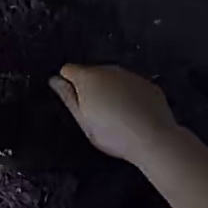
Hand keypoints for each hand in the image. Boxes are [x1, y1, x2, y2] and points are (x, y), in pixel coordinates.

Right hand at [48, 64, 184, 165]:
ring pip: (113, 79)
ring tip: (117, 116)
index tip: (76, 103)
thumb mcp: (83, 120)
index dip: (68, 84)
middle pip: (92, 73)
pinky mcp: (149, 84)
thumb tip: (54, 79)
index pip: (68, 69)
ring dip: (110, 90)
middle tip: (97, 114)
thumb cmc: (111, 133)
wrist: (153, 138)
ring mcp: (131, 75)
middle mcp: (109, 69)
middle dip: (91, 87)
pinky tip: (135, 115)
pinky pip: (132, 86)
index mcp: (88, 77)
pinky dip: (130, 95)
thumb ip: (67, 97)